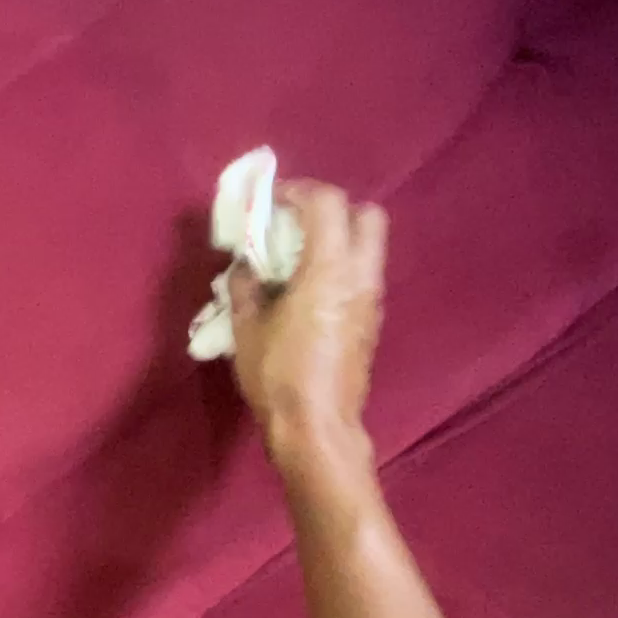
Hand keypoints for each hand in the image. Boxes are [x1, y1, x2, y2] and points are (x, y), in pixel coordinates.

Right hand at [228, 179, 386, 465]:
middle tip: (294, 225)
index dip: (297, 191)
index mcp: (329, 270)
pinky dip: (338, 267)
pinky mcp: (370, 322)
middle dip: (330, 210)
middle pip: (365, 215)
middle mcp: (360, 276)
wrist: (315, 425)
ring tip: (294, 260)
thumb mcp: (246, 329)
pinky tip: (305, 292)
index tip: (269, 200)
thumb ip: (246, 288)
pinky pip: (360, 275)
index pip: (326, 204)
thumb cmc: (276, 375)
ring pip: (367, 246)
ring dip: (335, 240)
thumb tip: (245, 266)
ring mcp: (371, 300)